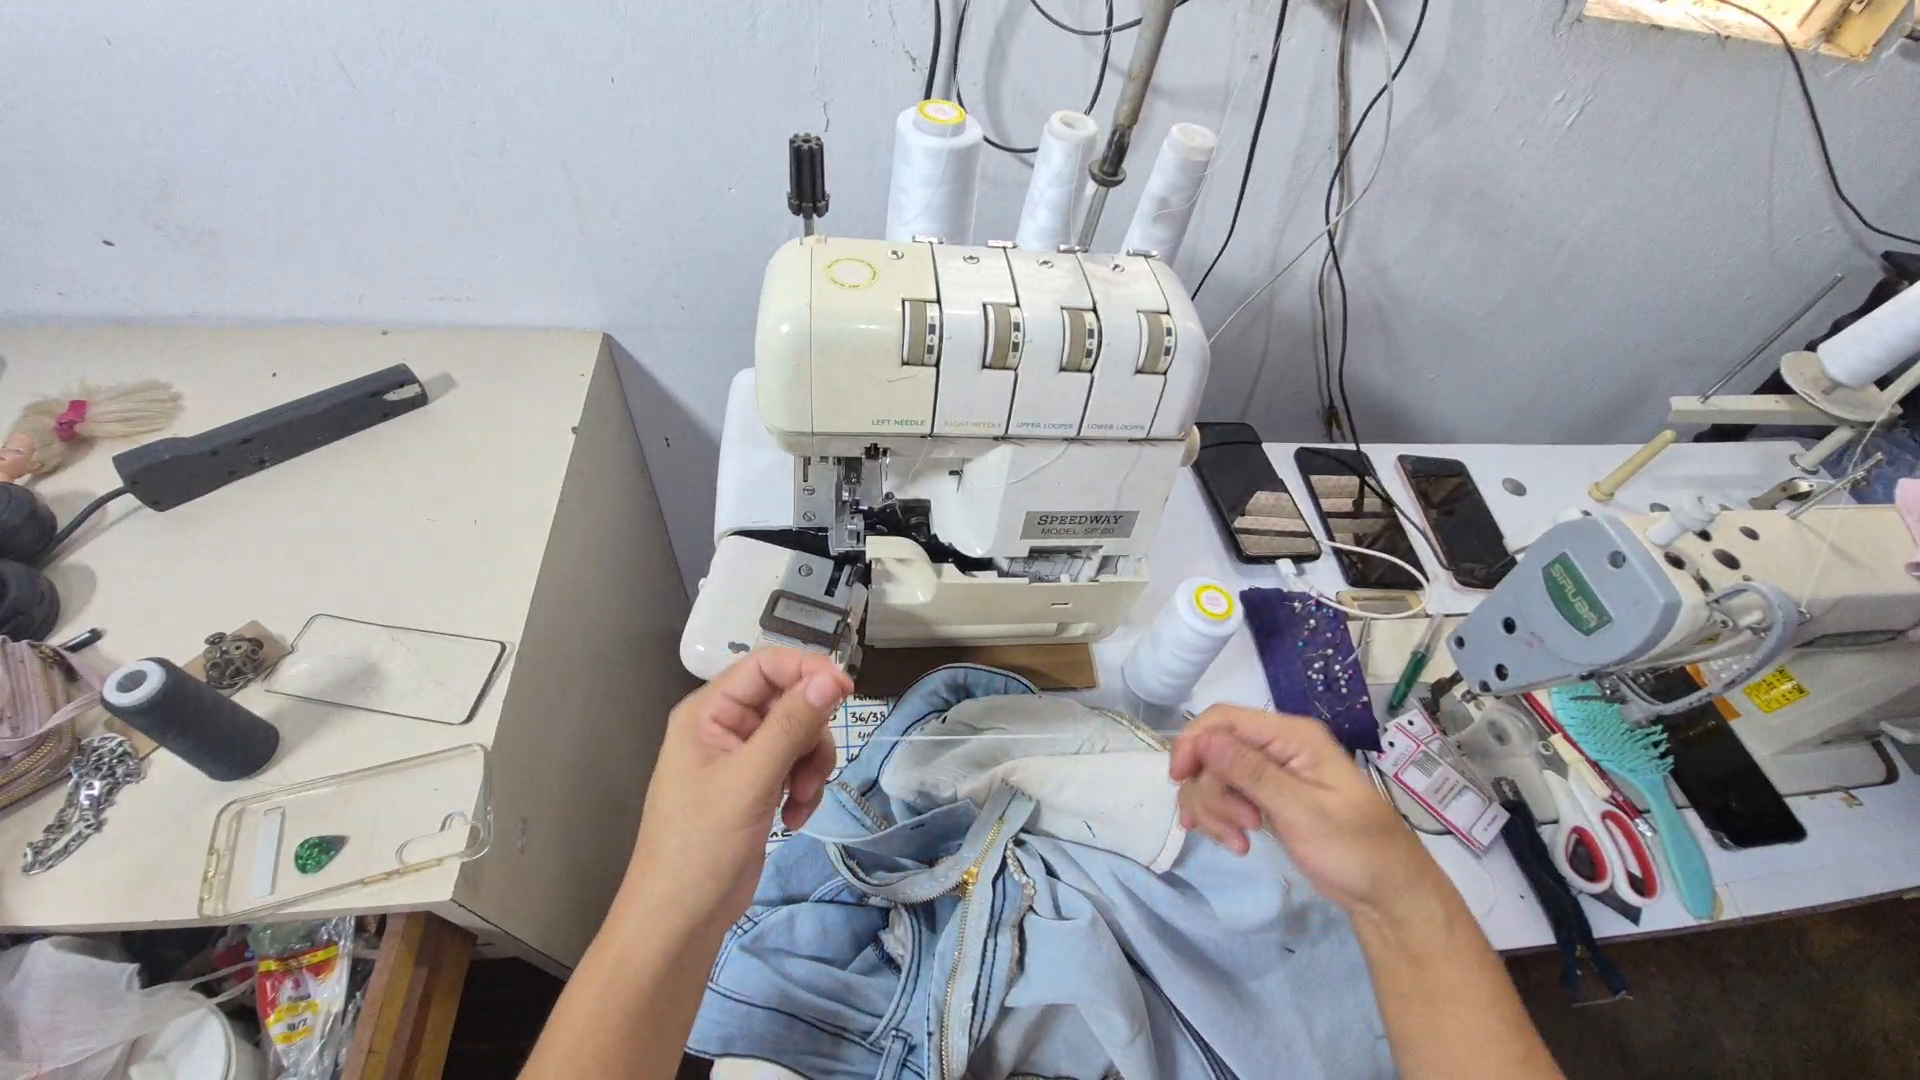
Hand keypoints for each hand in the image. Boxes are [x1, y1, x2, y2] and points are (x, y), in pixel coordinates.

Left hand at [622, 648, 852, 931]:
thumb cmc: (701, 846)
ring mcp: (742, 758)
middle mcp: (725, 726)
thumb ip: (792, 725)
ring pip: (799, 735)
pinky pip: (796, 766)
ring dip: (811, 767)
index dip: (808, 670)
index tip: (846, 690)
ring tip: (801, 802)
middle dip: (810, 735)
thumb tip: (832, 677)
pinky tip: (793, 818)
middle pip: (789, 701)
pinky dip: (805, 788)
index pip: (766, 666)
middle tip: (815, 769)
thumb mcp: (750, 780)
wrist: (679, 922)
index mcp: (709, 712)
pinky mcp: (757, 786)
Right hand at [1169, 705, 1441, 918]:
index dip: (1194, 743)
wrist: (1387, 895)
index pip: (1224, 719)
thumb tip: (1204, 740)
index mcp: (1292, 736)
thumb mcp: (1304, 812)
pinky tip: (1234, 843)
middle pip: (1212, 751)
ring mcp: (1269, 772)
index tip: (1179, 779)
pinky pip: (1223, 796)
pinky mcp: (1263, 796)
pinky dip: (1219, 819)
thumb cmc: (1356, 850)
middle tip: (1239, 828)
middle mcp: (1276, 746)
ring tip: (1240, 843)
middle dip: (1213, 791)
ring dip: (1215, 810)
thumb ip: (1252, 773)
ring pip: (1212, 776)